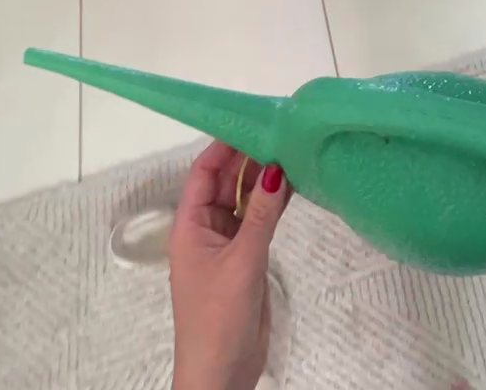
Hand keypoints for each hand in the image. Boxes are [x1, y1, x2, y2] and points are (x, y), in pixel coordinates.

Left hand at [168, 141, 291, 389]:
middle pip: (226, 182)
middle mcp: (206, 228)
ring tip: (293, 148)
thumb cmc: (219, 317)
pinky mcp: (246, 257)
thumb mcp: (242, 261)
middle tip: (282, 130)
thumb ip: (262, 214)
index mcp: (190, 226)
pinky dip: (274, 200)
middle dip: (249, 157)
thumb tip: (277, 167)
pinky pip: (259, 218)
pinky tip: (295, 182)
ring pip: (245, 198)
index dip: (225, 146)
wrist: (222, 376)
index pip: (204, 173)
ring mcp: (227, 242)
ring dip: (264, 177)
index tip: (253, 122)